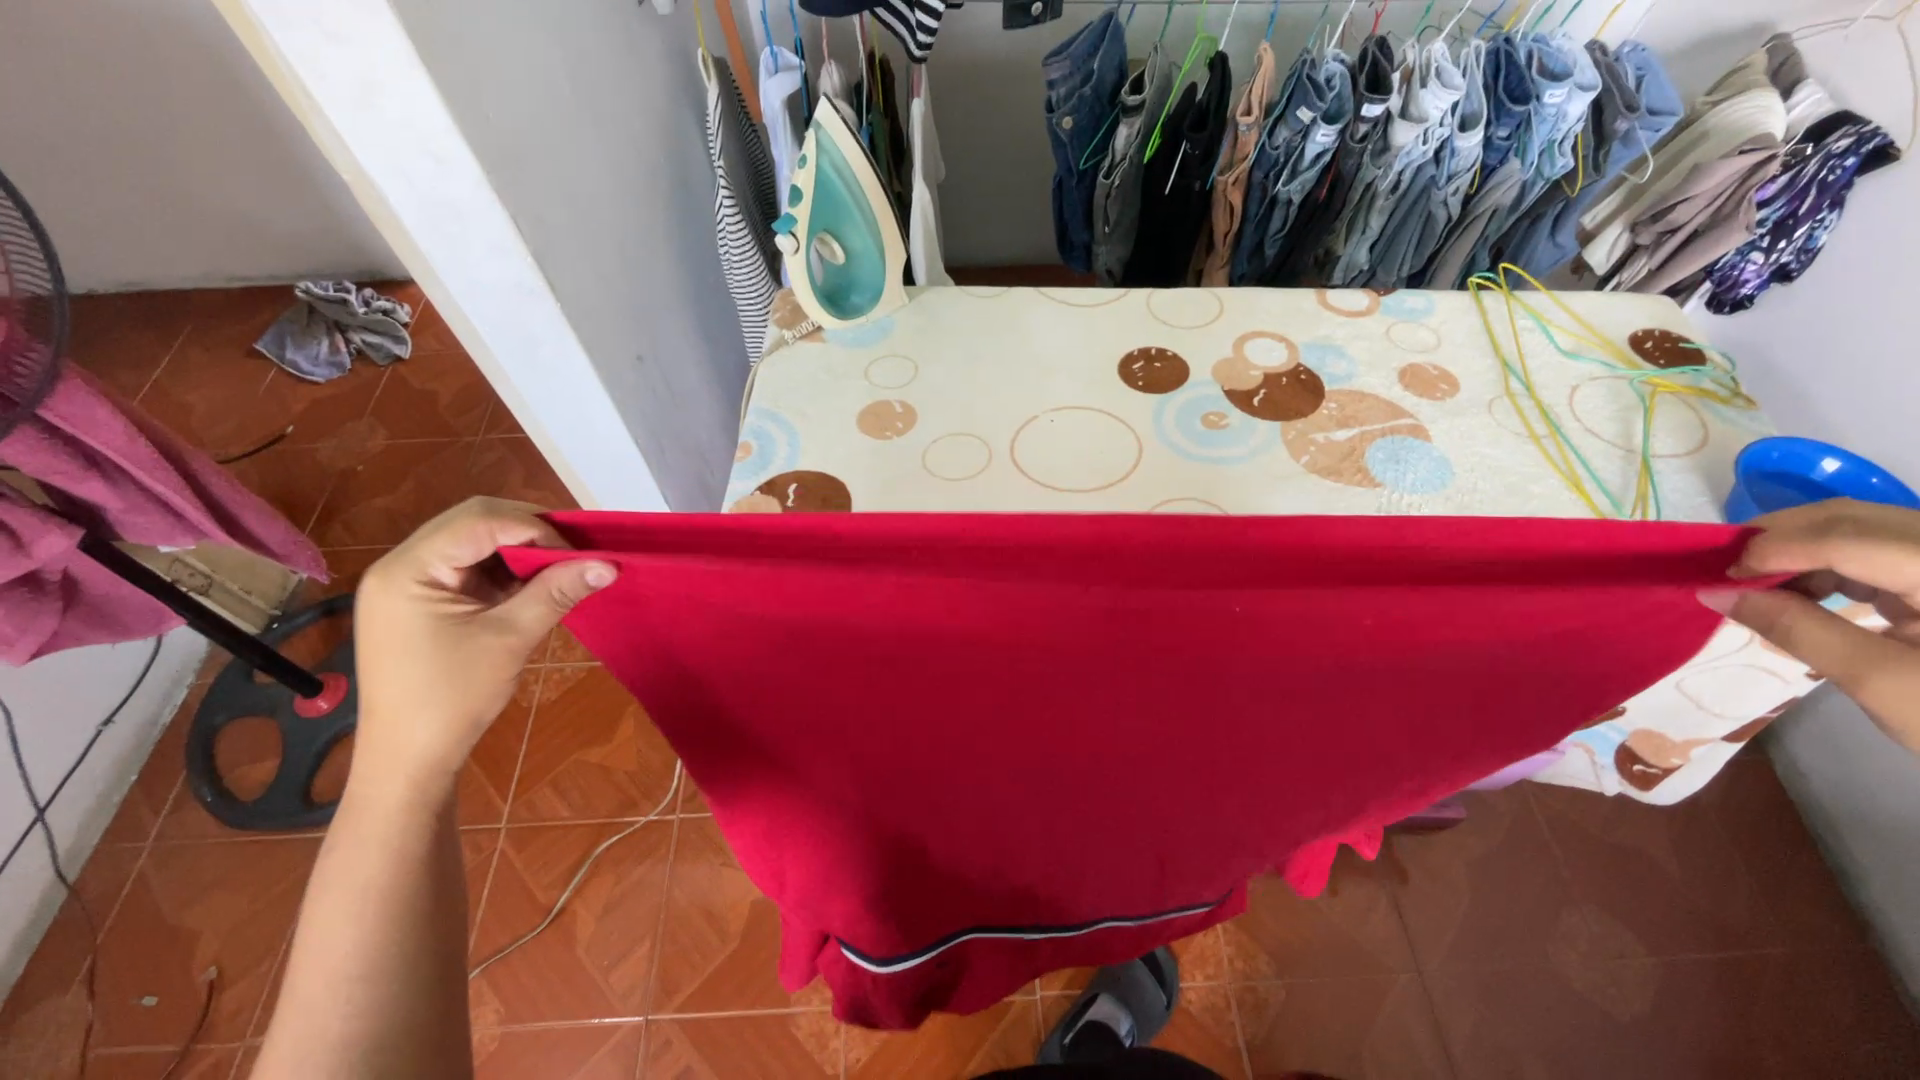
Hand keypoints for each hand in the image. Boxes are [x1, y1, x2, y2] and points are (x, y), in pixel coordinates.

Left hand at [351, 497, 614, 784]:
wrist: (409, 759)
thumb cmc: (452, 700)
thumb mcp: (509, 640)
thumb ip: (556, 593)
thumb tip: (608, 563)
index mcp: (408, 569)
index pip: (478, 520)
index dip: (534, 527)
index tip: (578, 555)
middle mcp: (401, 565)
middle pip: (473, 522)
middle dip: (528, 532)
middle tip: (572, 555)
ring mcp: (408, 583)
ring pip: (473, 541)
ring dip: (519, 550)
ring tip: (558, 570)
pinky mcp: (420, 601)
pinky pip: (468, 567)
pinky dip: (504, 571)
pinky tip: (532, 587)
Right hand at [1701, 498, 1919, 754]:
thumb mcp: (1878, 681)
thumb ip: (1796, 629)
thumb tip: (1715, 593)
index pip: (1846, 538)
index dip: (1772, 549)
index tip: (1714, 577)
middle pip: (1852, 518)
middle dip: (1779, 539)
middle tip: (1723, 571)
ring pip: (1862, 527)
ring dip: (1798, 549)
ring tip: (1756, 583)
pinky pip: (1880, 547)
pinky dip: (1829, 562)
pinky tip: (1802, 589)